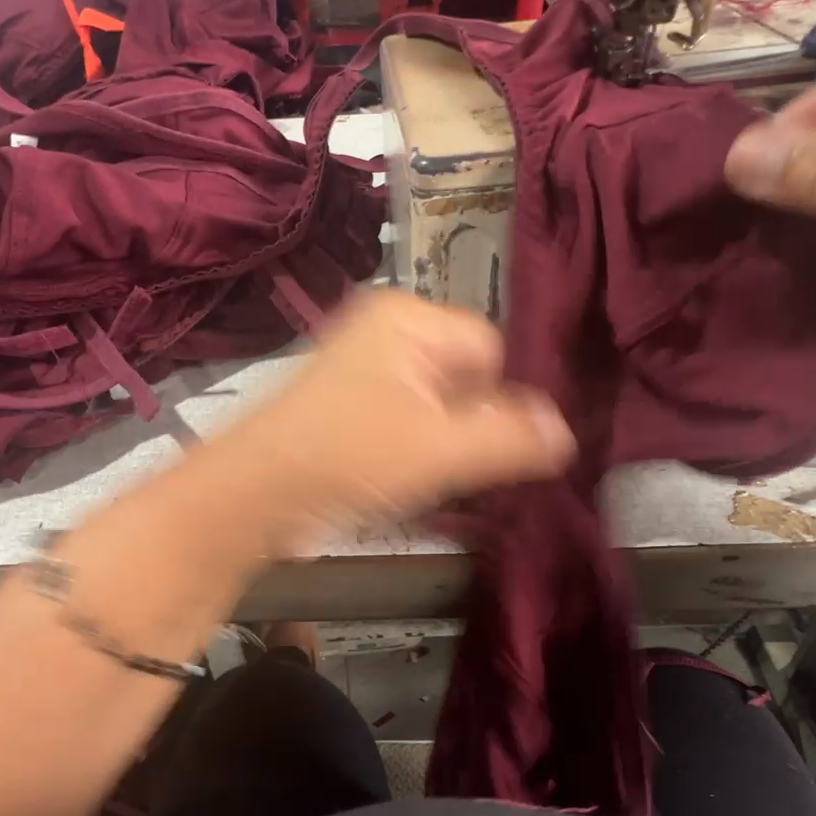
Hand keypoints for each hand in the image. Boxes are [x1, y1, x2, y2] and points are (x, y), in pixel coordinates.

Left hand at [210, 289, 573, 550]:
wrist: (249, 496)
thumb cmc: (344, 458)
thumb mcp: (439, 450)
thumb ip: (511, 438)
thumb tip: (566, 432)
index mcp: (409, 318)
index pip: (494, 350)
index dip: (504, 402)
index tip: (502, 452)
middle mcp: (387, 332)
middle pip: (468, 379)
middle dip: (474, 428)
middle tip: (463, 471)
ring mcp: (365, 370)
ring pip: (439, 408)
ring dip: (446, 449)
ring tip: (430, 482)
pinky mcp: (349, 409)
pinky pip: (408, 425)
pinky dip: (417, 456)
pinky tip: (405, 485)